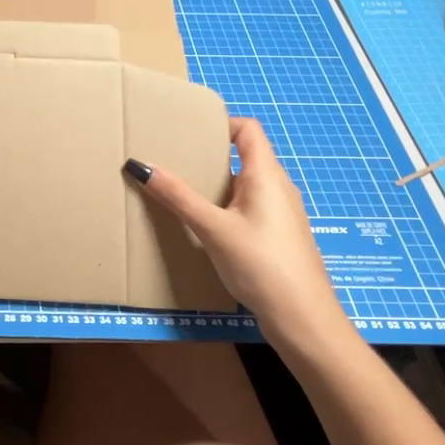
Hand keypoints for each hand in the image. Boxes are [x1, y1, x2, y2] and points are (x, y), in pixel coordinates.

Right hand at [130, 117, 350, 351]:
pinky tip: (206, 226)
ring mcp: (282, 215)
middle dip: (210, 156)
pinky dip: (227, 206)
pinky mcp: (280, 238)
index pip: (248, 129)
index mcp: (266, 175)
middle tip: (175, 160)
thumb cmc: (261, 265)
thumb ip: (178, 197)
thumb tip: (140, 164)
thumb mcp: (213, 229)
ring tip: (183, 191)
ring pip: (246, 185)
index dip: (221, 123)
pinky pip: (250, 208)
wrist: (305, 321)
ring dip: (217, 184)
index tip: (188, 131)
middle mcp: (279, 188)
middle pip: (244, 156)